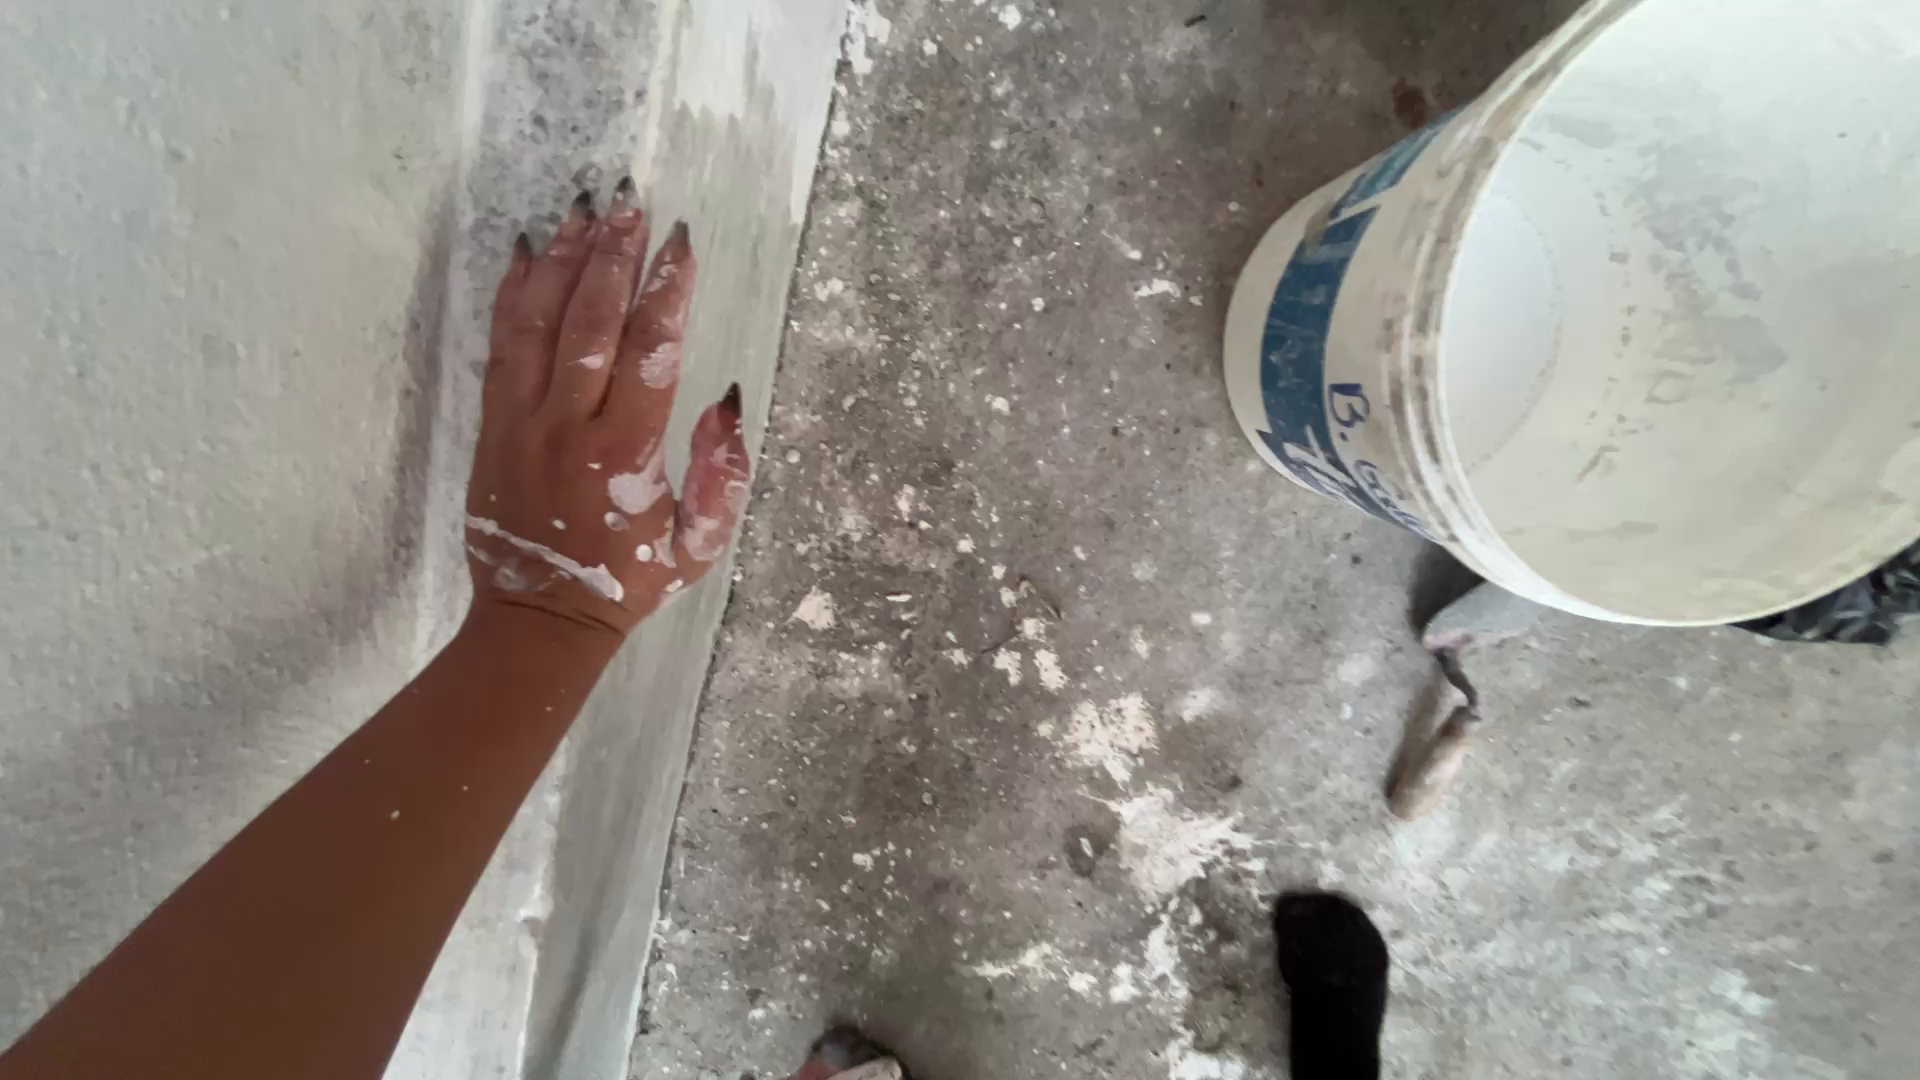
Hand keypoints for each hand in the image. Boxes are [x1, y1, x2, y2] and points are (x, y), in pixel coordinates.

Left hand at [464, 180, 749, 634]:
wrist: (540, 616)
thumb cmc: (631, 580)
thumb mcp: (701, 544)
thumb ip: (724, 476)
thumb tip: (725, 399)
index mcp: (624, 452)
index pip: (650, 354)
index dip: (668, 295)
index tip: (681, 246)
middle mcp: (568, 424)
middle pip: (591, 321)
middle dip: (614, 258)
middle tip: (631, 205)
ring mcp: (521, 420)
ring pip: (540, 322)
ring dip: (564, 261)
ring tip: (584, 212)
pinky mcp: (493, 423)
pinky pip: (501, 344)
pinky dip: (515, 294)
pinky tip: (528, 255)